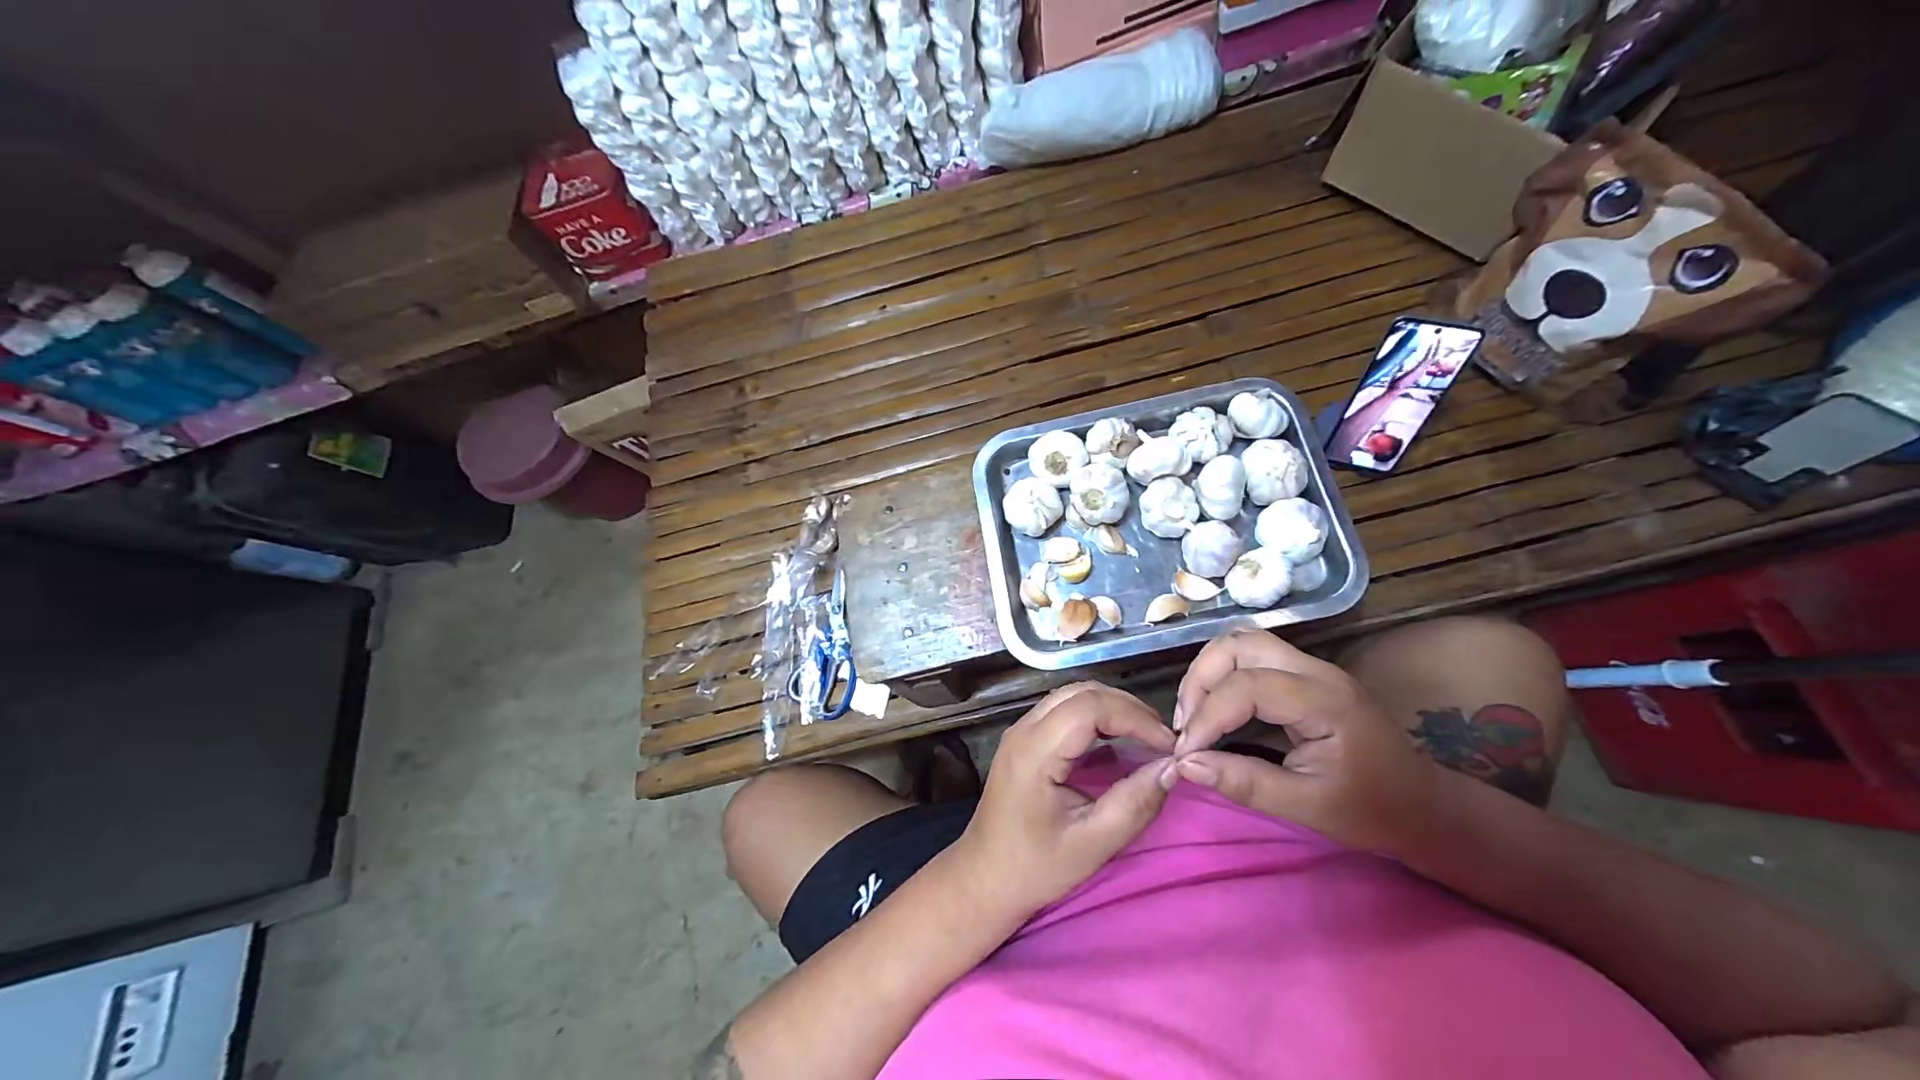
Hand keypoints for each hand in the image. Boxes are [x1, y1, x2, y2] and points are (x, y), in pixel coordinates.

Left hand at [953, 682, 1176, 919]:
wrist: (983, 879)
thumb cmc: (1034, 867)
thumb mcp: (1092, 844)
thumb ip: (1133, 804)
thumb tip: (1172, 768)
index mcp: (1034, 752)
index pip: (1090, 706)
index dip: (1135, 718)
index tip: (1169, 746)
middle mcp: (1024, 730)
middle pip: (1082, 693)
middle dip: (1128, 709)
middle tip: (1162, 740)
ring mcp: (1021, 731)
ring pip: (1074, 696)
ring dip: (1114, 710)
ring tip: (1147, 739)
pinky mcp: (1026, 740)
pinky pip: (1066, 711)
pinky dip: (1098, 717)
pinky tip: (1119, 742)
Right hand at [1171, 630, 1439, 853]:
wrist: (1423, 806)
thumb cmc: (1371, 810)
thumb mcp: (1308, 807)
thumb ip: (1245, 782)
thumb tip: (1184, 765)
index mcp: (1324, 701)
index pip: (1246, 687)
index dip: (1207, 717)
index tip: (1185, 754)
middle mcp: (1316, 671)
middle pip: (1239, 644)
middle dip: (1200, 679)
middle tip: (1186, 725)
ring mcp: (1312, 668)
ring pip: (1242, 642)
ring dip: (1208, 672)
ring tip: (1194, 715)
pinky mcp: (1304, 675)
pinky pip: (1251, 657)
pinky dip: (1222, 676)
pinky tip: (1213, 709)